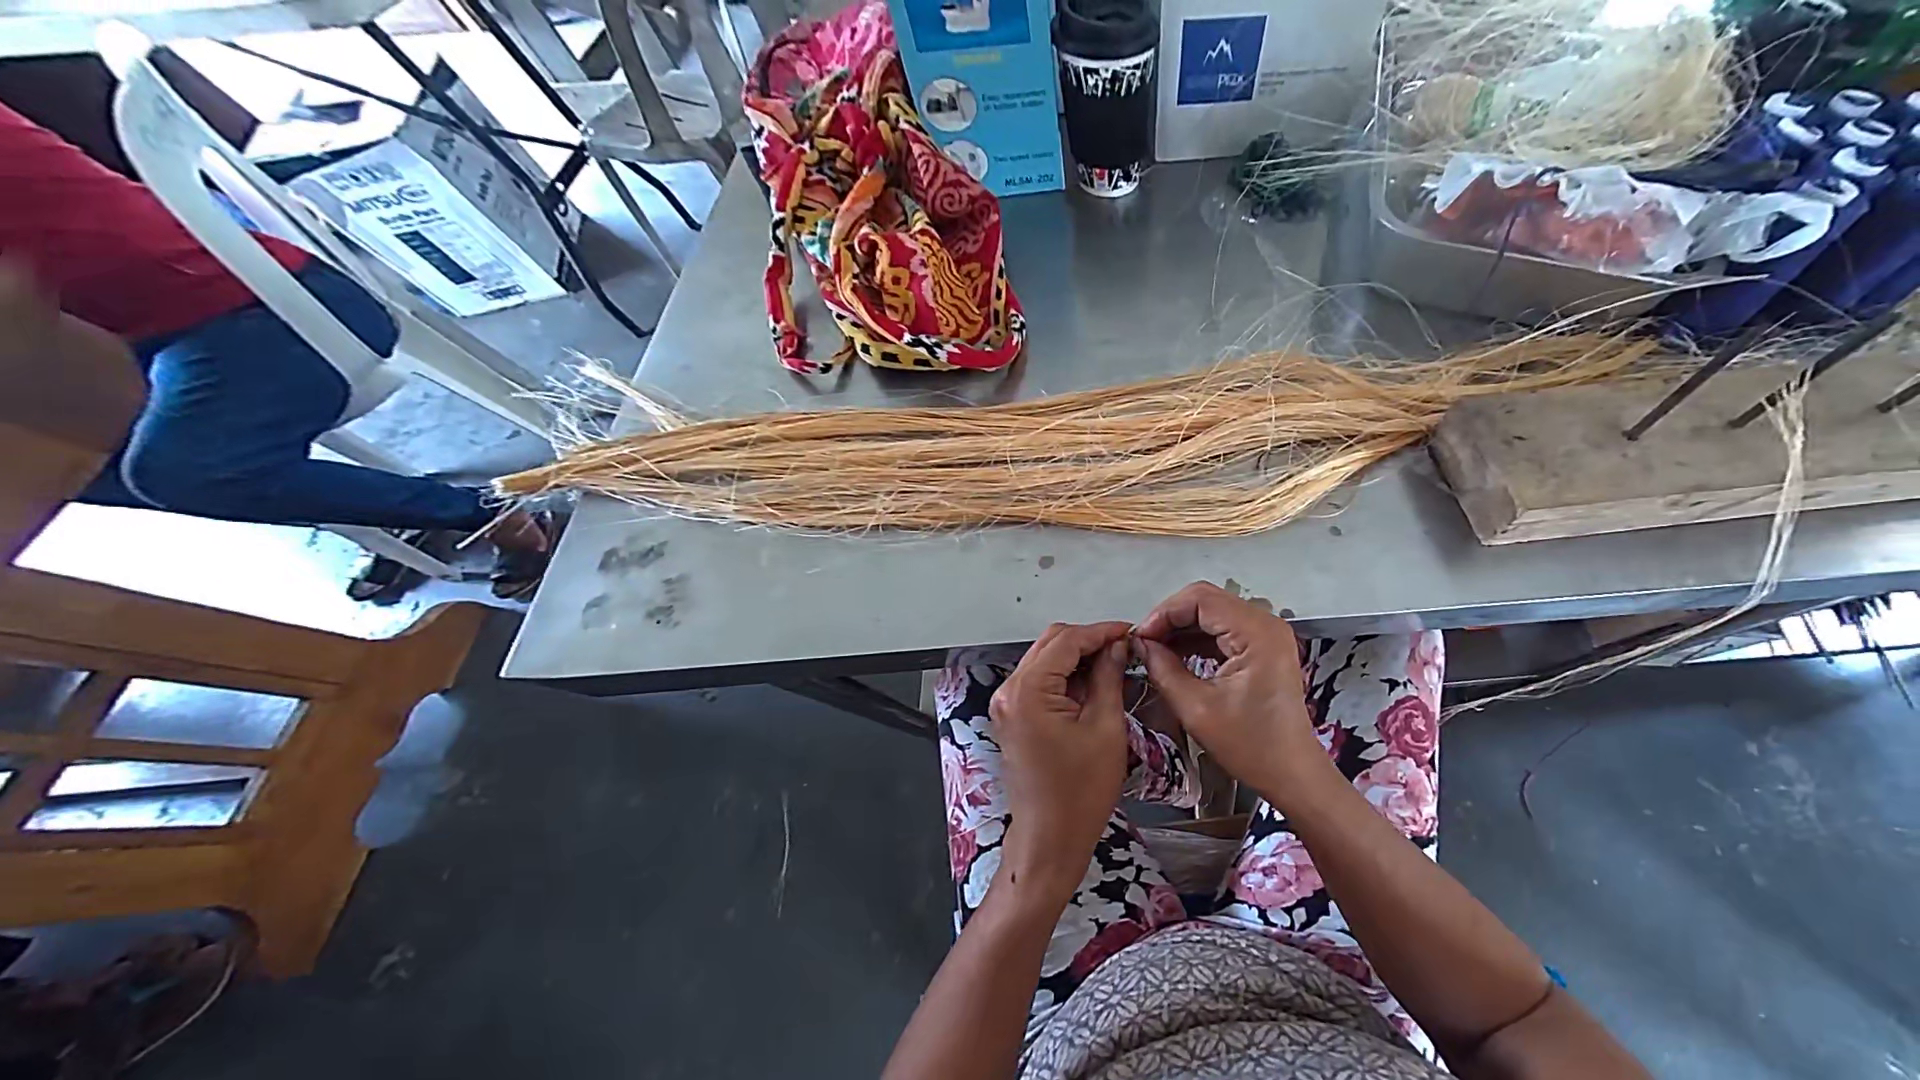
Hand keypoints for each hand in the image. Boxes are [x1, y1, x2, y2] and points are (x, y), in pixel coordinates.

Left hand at [987, 621, 1131, 908]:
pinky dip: (1065, 677)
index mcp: (1028, 691)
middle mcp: (1009, 691)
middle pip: (1050, 644)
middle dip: (1088, 641)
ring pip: (1044, 660)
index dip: (1100, 632)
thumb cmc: (1079, 793)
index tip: (1128, 632)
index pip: (1065, 641)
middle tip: (1123, 649)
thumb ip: (1108, 678)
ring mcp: (1007, 703)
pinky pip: (1039, 680)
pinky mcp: (1012, 715)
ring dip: (1076, 658)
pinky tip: (1091, 685)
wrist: (1050, 837)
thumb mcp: (1105, 728)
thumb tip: (1116, 647)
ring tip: (1113, 666)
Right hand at [1133, 582, 1329, 808]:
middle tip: (1144, 644)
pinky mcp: (1262, 647)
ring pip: (1211, 612)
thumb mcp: (1195, 708)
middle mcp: (1265, 624)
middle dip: (1169, 618)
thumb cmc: (1249, 745)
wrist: (1292, 774)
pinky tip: (1174, 655)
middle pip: (1205, 600)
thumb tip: (1139, 644)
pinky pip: (1221, 629)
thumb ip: (1162, 668)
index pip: (1199, 599)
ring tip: (1153, 650)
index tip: (1140, 639)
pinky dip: (1195, 638)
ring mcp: (1266, 634)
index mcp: (1256, 633)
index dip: (1163, 613)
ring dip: (1180, 627)